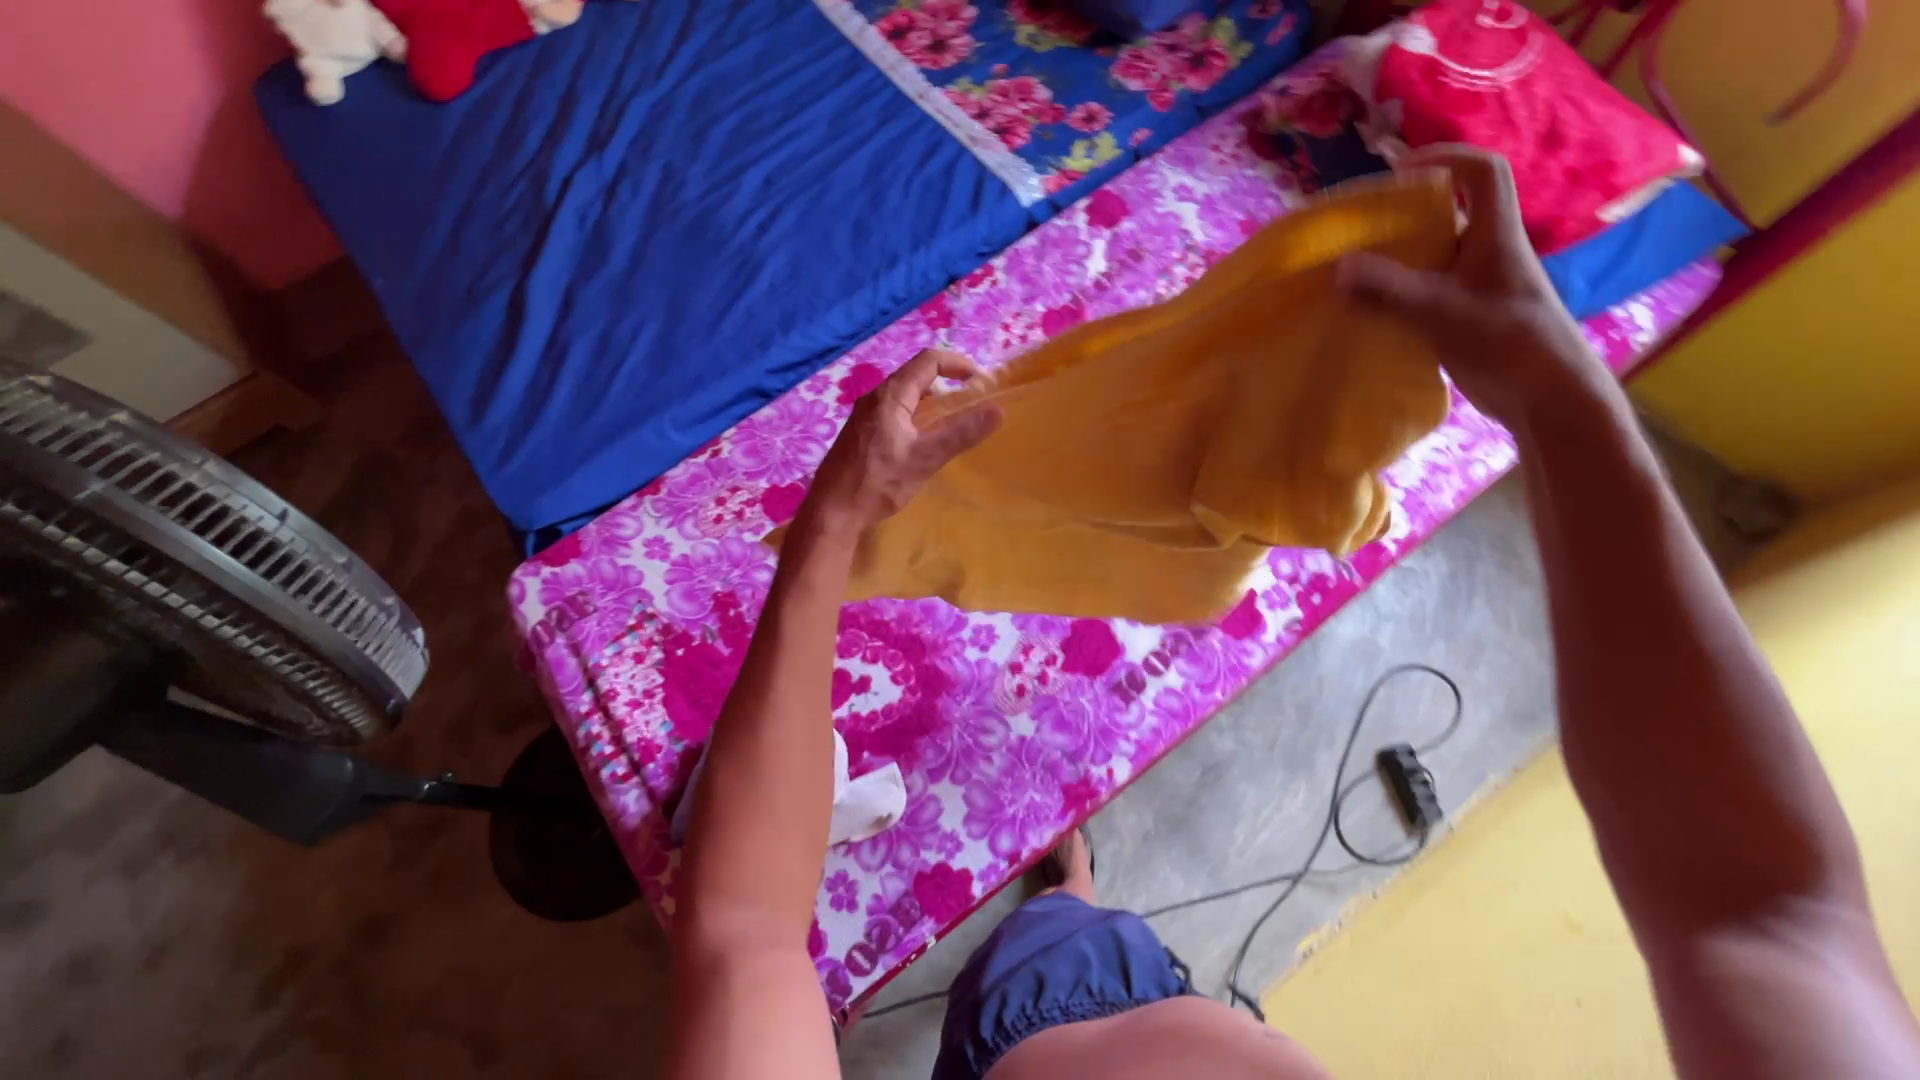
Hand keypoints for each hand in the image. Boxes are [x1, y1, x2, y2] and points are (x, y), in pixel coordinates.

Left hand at [799, 349, 1003, 537]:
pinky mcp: (861, 431)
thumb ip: (961, 432)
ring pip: (904, 393)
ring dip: (931, 398)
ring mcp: (865, 414)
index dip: (958, 364)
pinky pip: (894, 409)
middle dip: (947, 379)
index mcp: (890, 396)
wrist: (831, 512)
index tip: (981, 381)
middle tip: (972, 399)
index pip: (929, 360)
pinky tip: (924, 438)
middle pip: (916, 373)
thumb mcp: (925, 459)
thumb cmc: (877, 484)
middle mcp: (875, 397)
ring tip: (954, 418)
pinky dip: (916, 413)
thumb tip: (998, 410)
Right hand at [1336, 146, 1609, 427]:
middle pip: (1447, 214)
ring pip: (1431, 257)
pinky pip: (1423, 292)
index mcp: (1496, 236)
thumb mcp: (1443, 312)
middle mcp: (1486, 253)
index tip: (1400, 169)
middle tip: (1358, 227)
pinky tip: (1367, 309)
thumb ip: (1389, 289)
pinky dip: (1394, 295)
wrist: (1545, 397)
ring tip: (1352, 269)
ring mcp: (1474, 287)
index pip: (1482, 173)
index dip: (1446, 157)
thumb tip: (1337, 266)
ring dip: (1393, 260)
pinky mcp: (1463, 317)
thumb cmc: (1507, 342)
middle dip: (1402, 216)